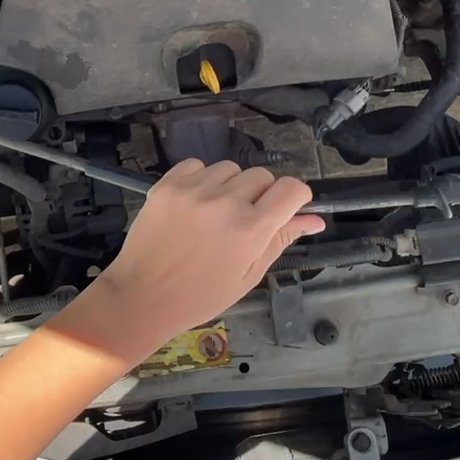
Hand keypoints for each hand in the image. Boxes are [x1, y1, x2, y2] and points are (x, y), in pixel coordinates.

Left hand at [49, 160, 325, 366]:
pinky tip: (194, 204)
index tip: (286, 208)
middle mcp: (224, 202)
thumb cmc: (200, 295)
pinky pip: (196, 165)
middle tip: (243, 221)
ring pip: (230, 168)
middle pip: (261, 175)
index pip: (292, 189)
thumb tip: (315, 219)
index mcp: (250, 229)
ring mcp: (193, 190)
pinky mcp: (167, 184)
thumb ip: (281, 240)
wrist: (143, 295)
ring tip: (215, 214)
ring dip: (230, 185)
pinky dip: (200, 179)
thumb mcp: (249, 275)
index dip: (296, 197)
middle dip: (260, 195)